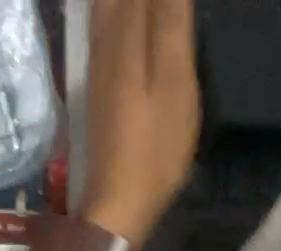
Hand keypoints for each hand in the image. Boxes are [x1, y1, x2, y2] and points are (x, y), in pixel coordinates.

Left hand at [81, 0, 199, 242]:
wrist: (119, 202)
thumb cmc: (155, 147)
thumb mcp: (173, 82)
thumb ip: (169, 22)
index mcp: (126, 36)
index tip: (182, 0)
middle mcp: (105, 42)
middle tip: (172, 5)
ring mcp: (98, 66)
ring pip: (107, 8)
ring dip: (128, 3)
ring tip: (155, 7)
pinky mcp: (99, 86)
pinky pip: (105, 28)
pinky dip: (118, 12)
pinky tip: (130, 15)